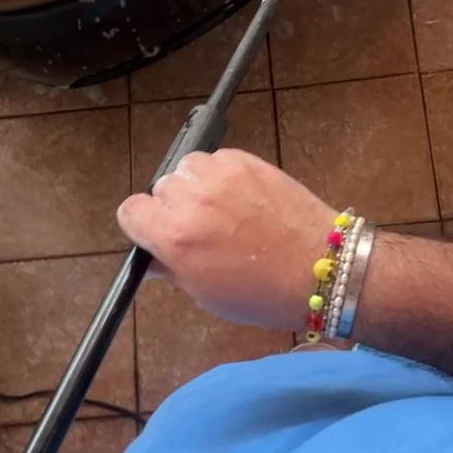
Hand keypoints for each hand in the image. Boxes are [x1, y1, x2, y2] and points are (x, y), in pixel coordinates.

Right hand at [117, 149, 338, 330]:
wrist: (322, 268)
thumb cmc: (263, 292)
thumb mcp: (205, 294)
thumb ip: (171, 267)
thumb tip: (151, 254)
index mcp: (176, 238)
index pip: (130, 211)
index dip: (142, 224)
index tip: (156, 232)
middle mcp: (193, 200)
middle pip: (160, 188)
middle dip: (173, 206)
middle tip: (200, 226)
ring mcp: (221, 176)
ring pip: (187, 167)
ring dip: (196, 184)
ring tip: (221, 207)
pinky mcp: (247, 160)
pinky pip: (217, 158)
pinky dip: (222, 173)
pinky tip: (242, 195)